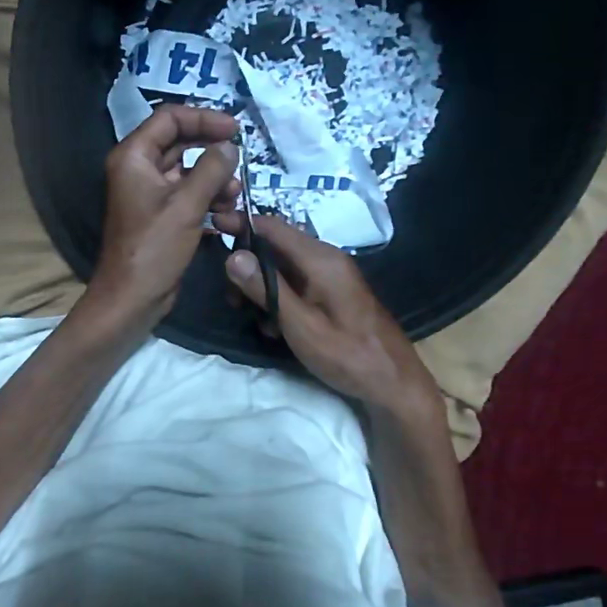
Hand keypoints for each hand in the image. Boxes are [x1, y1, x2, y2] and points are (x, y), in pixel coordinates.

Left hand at [85, 105, 240, 332]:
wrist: (132, 296)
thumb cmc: (154, 247)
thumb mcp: (187, 204)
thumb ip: (211, 169)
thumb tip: (229, 146)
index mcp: (133, 156)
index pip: (169, 119)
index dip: (203, 118)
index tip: (235, 129)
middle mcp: (138, 168)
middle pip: (179, 141)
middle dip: (211, 149)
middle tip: (240, 157)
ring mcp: (148, 192)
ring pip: (186, 169)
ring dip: (213, 176)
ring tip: (234, 193)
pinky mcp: (160, 213)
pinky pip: (186, 192)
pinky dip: (207, 196)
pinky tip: (226, 209)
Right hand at [212, 210, 440, 416]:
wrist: (394, 383)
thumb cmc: (347, 355)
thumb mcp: (300, 325)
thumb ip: (266, 289)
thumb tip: (233, 255)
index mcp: (320, 259)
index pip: (272, 226)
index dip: (240, 223)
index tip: (212, 226)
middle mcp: (326, 259)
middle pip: (275, 246)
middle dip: (247, 265)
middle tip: (231, 298)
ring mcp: (331, 275)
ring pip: (282, 267)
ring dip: (260, 286)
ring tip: (251, 316)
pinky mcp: (332, 292)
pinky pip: (295, 283)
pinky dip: (278, 298)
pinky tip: (274, 327)